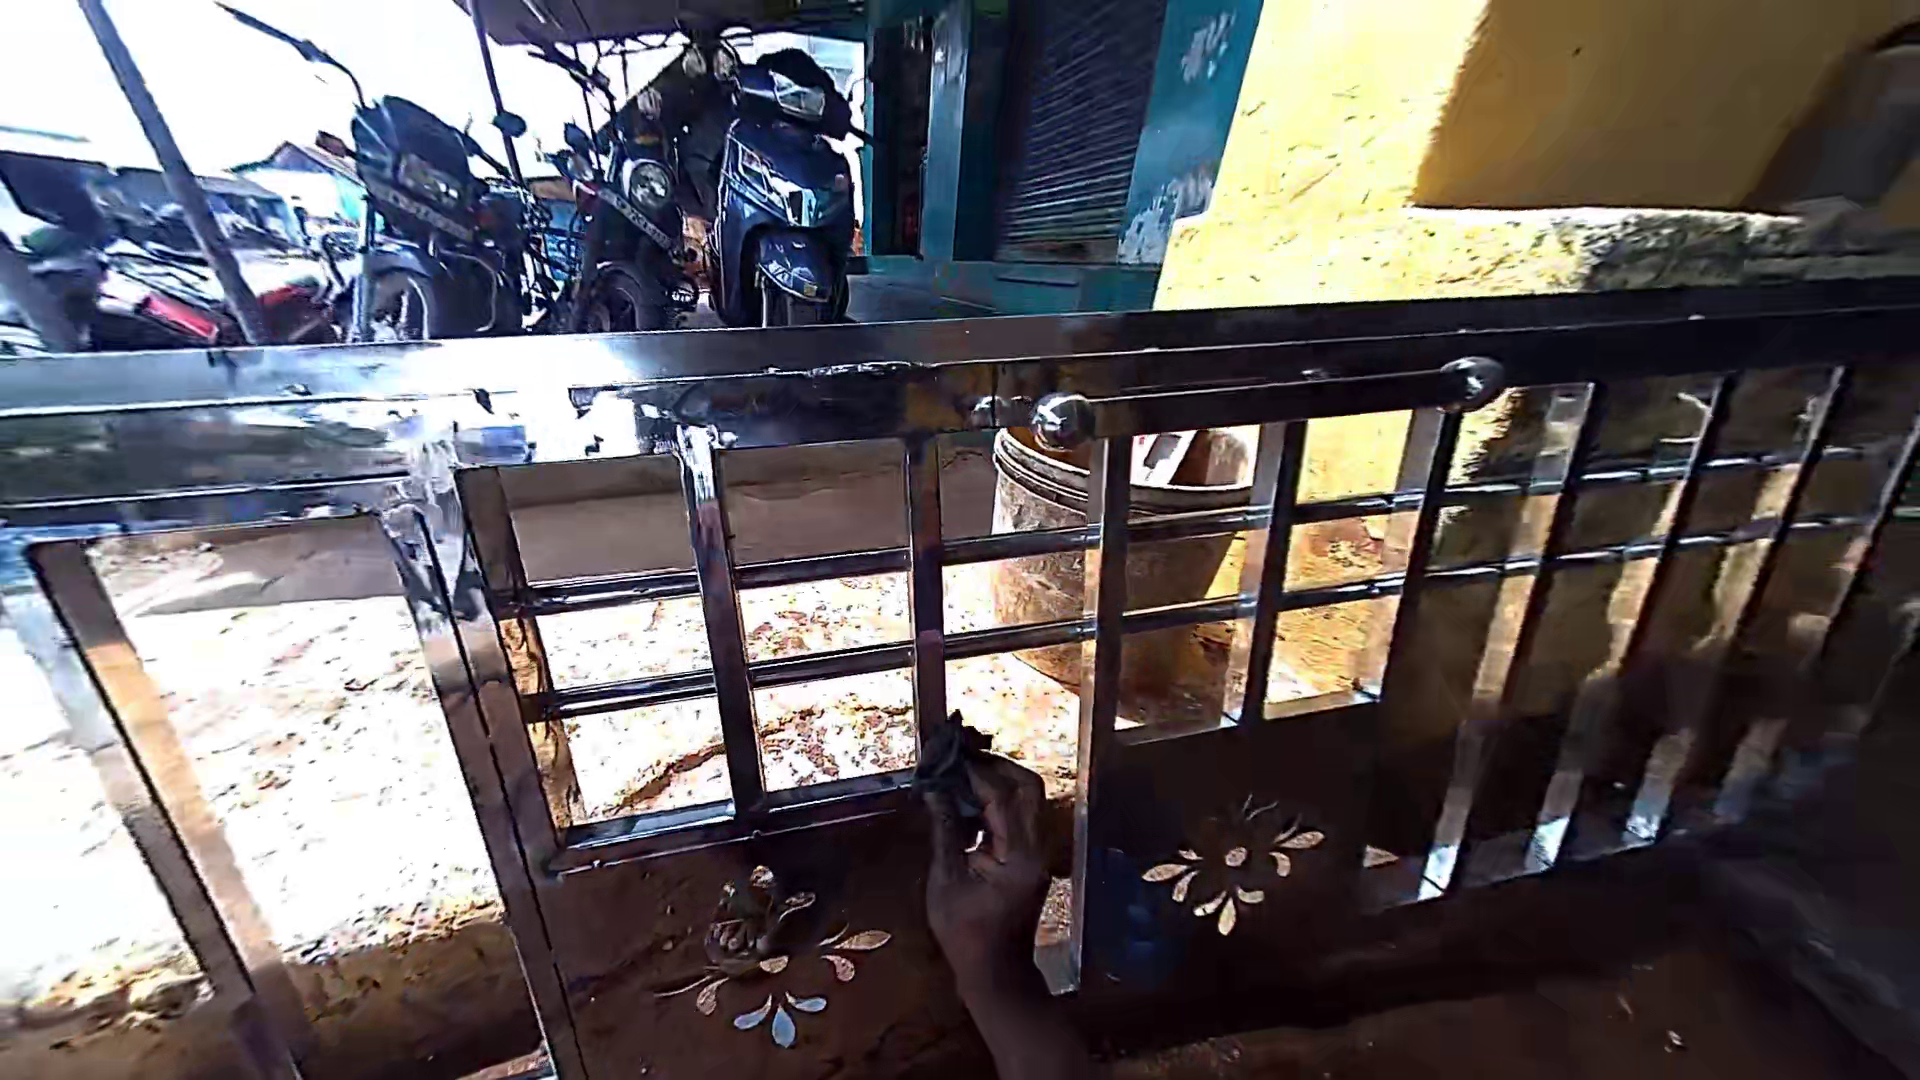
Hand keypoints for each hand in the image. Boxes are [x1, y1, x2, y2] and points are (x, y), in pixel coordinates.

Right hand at [924, 754, 1049, 997]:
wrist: (997, 973)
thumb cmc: (965, 935)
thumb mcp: (947, 883)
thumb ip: (945, 832)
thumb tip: (934, 791)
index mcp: (1019, 857)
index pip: (1002, 799)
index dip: (976, 774)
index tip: (952, 759)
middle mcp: (1038, 847)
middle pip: (1029, 787)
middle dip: (997, 766)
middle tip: (965, 758)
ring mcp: (1039, 849)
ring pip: (1029, 797)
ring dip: (1000, 779)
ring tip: (965, 772)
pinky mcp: (1032, 853)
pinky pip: (1021, 812)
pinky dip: (999, 798)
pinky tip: (971, 798)